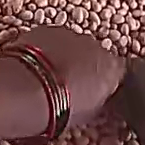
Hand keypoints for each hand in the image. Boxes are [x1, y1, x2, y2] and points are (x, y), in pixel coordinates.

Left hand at [10, 26, 125, 126]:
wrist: (26, 88)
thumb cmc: (61, 108)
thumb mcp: (89, 115)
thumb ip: (99, 102)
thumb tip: (98, 102)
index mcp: (112, 68)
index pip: (117, 73)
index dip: (106, 83)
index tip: (96, 94)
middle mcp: (95, 46)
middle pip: (94, 55)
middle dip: (85, 67)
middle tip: (71, 87)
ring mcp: (70, 34)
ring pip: (72, 45)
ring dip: (65, 56)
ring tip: (50, 77)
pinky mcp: (46, 29)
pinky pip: (51, 39)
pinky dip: (46, 49)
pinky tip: (36, 65)